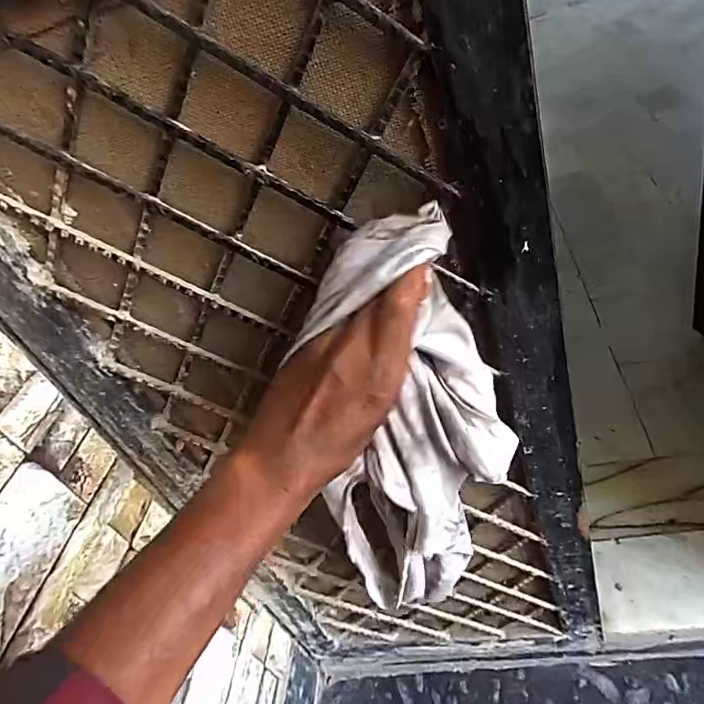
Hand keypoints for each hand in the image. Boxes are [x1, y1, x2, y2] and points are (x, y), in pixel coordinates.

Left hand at [233, 264, 430, 500]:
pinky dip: (355, 290)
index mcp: (376, 368)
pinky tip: (363, 288)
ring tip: (393, 260)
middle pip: (377, 290)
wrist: (278, 455)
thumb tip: (409, 324)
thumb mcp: (380, 407)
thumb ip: (394, 362)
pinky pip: (338, 303)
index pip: (397, 304)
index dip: (412, 276)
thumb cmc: (335, 442)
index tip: (425, 258)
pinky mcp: (305, 337)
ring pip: (356, 292)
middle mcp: (349, 344)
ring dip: (376, 272)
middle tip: (413, 249)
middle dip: (397, 266)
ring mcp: (323, 337)